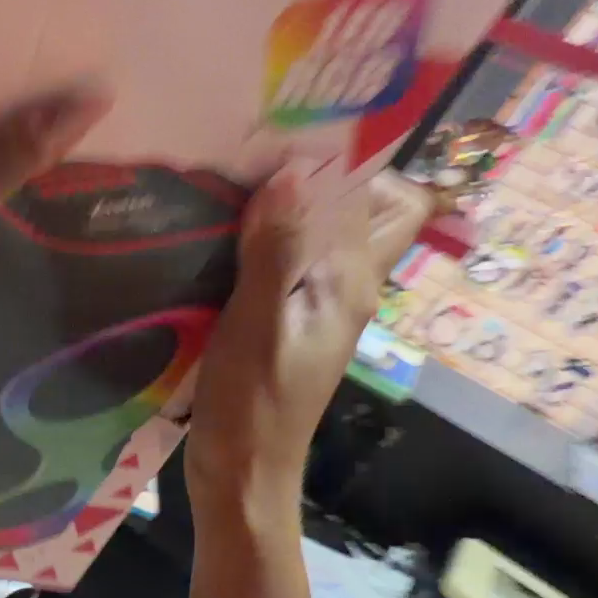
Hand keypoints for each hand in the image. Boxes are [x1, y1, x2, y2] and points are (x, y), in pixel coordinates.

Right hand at [184, 172, 431, 524]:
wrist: (241, 475)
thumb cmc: (251, 406)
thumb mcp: (257, 327)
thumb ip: (274, 252)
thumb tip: (292, 169)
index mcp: (351, 281)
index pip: (380, 194)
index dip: (348, 152)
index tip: (293, 122)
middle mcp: (346, 284)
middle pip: (366, 206)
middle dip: (328, 168)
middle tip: (264, 144)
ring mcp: (315, 302)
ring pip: (324, 229)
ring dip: (292, 198)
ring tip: (235, 170)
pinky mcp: (283, 316)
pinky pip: (288, 255)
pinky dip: (264, 231)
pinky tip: (218, 225)